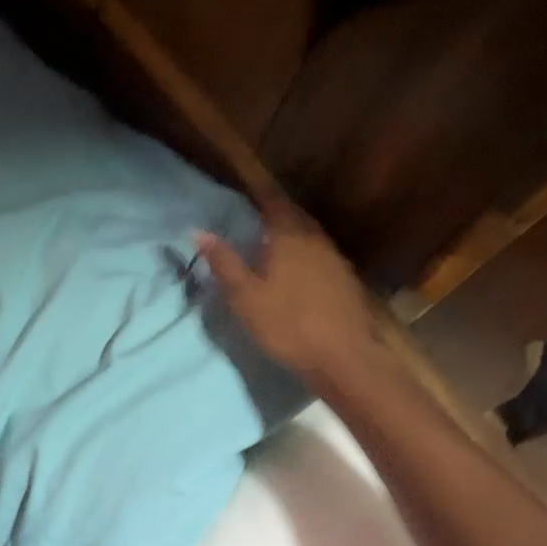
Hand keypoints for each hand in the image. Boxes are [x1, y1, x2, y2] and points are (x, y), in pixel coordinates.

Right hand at [196, 196, 377, 379]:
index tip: (245, 188)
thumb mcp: (247, 298)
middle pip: (294, 216)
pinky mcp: (347, 281)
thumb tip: (199, 232)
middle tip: (258, 215)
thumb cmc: (289, 326)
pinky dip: (307, 256)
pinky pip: (322, 256)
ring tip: (276, 243)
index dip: (258, 193)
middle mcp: (316, 239)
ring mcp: (335, 259)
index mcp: (289, 236)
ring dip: (293, 235)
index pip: (273, 202)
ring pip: (310, 236)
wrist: (344, 357)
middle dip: (276, 213)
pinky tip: (301, 271)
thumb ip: (225, 263)